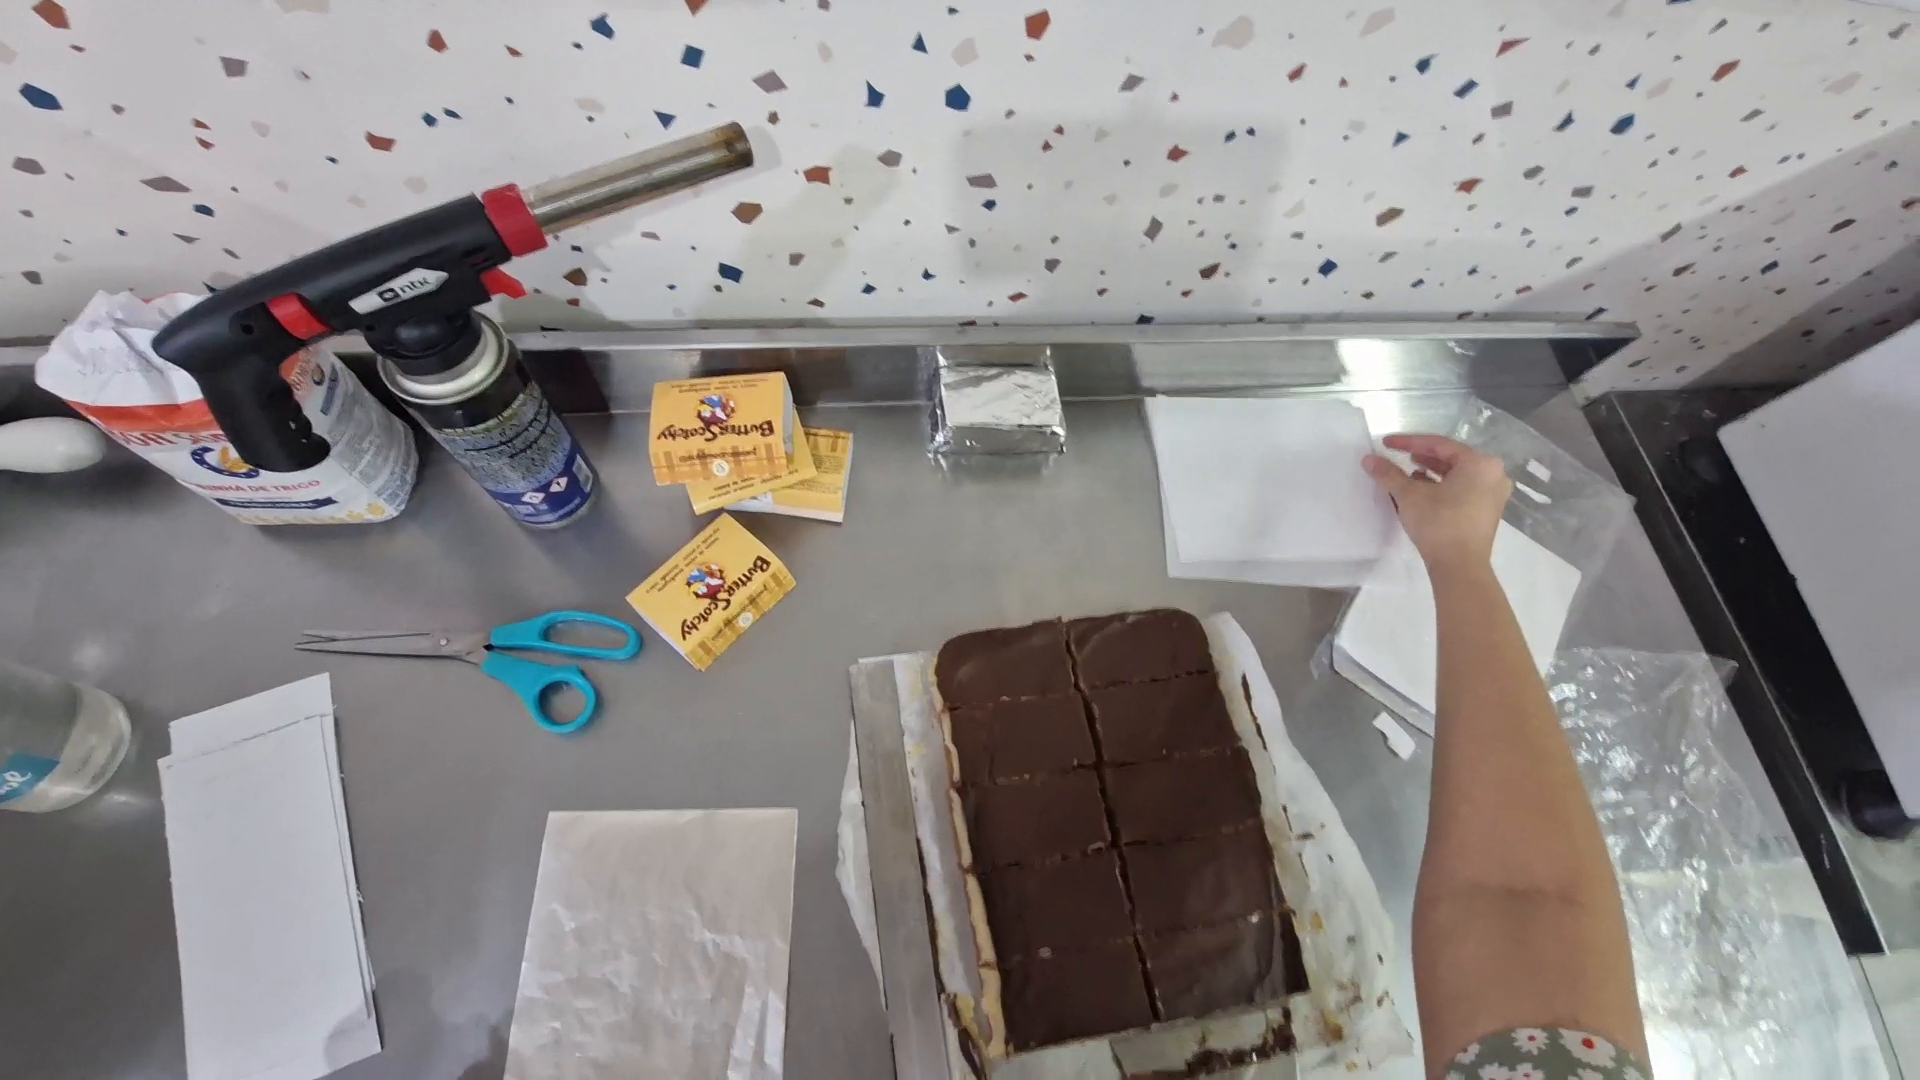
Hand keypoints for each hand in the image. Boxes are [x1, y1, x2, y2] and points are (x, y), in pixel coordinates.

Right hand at [1362, 434, 1510, 573]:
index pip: (1439, 445)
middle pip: (1451, 458)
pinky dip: (1441, 486)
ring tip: (1407, 474)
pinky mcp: (1486, 510)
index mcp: (1479, 464)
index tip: (1385, 443)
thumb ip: (1388, 474)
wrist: (1460, 565)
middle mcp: (1493, 474)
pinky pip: (1462, 488)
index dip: (1409, 442)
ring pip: (1456, 474)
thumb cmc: (1438, 523)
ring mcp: (1492, 493)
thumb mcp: (1409, 495)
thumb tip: (1368, 459)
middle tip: (1397, 456)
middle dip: (1421, 457)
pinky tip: (1422, 492)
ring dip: (1430, 472)